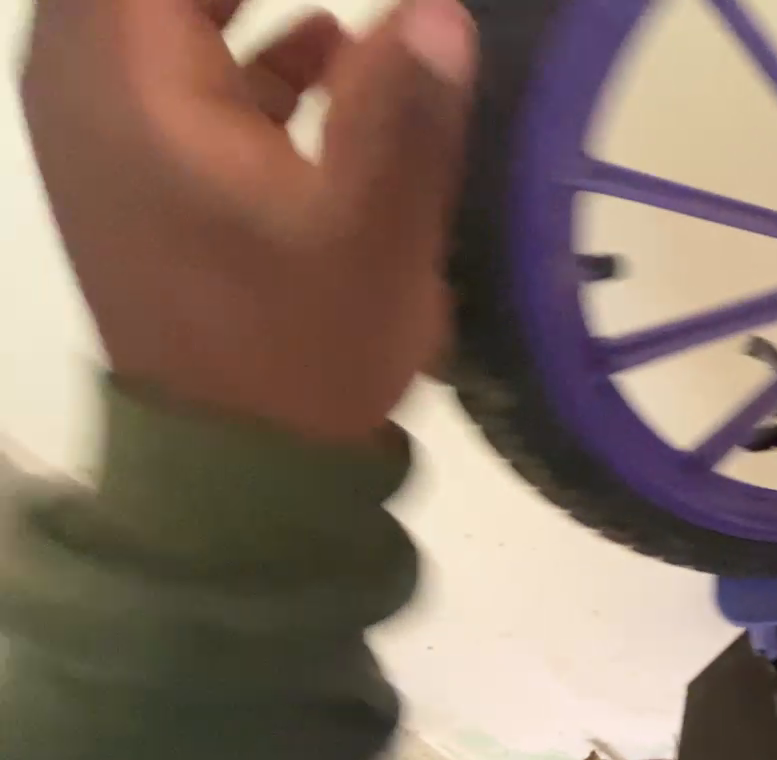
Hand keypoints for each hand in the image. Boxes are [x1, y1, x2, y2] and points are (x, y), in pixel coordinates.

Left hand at [22, 0, 476, 443]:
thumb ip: (405, 117)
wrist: (250, 452)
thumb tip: (441, 11)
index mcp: (127, 79)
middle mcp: (89, 84)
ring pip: (175, 23)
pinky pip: (191, 80)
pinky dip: (254, 54)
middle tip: (372, 7)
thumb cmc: (308, 339)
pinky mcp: (153, 178)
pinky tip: (327, 55)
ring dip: (254, 3)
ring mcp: (115, 134)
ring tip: (352, 13)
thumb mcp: (374, 232)